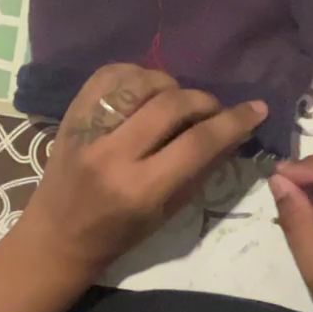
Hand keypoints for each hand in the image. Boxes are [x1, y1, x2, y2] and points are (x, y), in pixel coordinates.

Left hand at [14, 63, 265, 279]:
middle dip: (203, 101)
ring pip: (140, 82)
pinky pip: (107, 75)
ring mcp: (87, 130)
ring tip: (176, 100)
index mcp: (140, 189)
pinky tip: (145, 89)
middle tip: (212, 110)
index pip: (197, 142)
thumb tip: (235, 132)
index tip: (256, 109)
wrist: (56, 237)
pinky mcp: (71, 115)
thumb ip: (201, 170)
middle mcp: (112, 155)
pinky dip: (134, 75)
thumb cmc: (118, 235)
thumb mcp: (167, 213)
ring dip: (169, 85)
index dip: (233, 121)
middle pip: (171, 105)